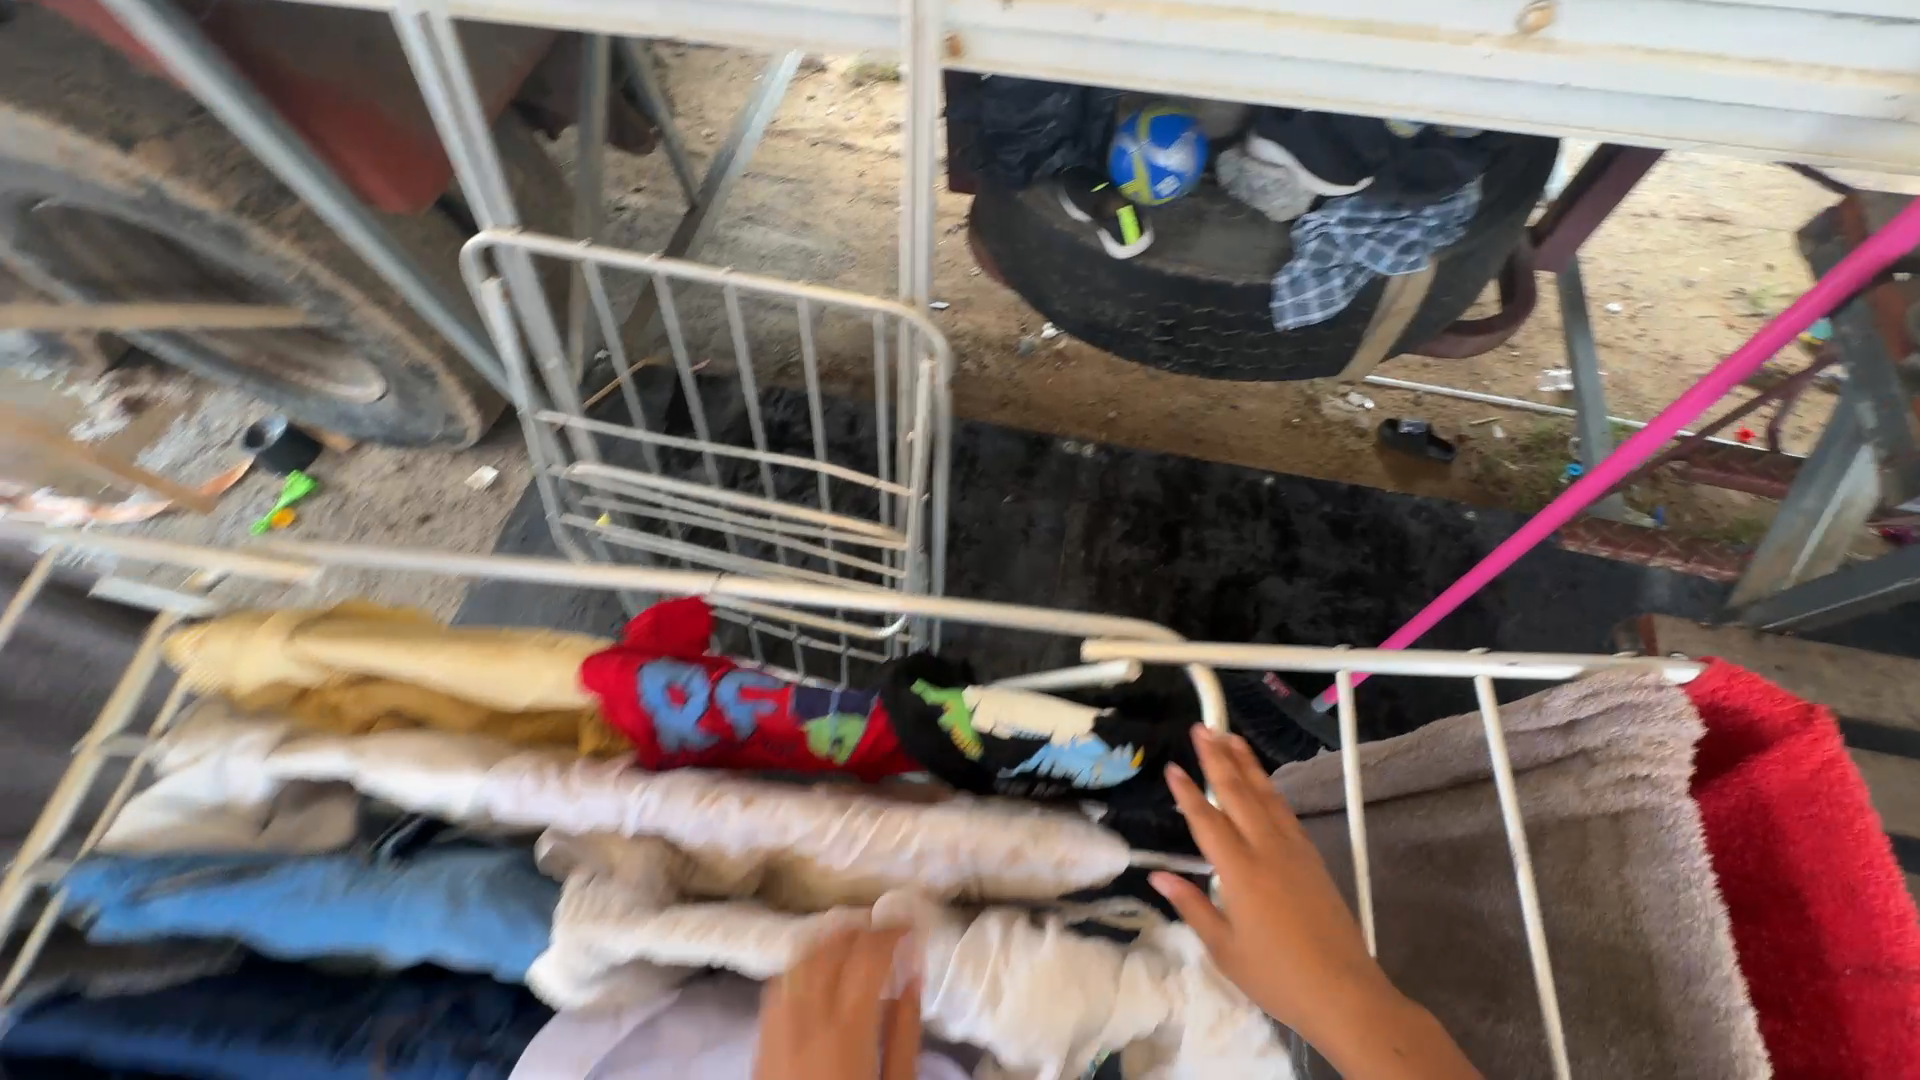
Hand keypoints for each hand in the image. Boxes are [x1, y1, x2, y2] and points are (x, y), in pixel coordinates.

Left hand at [755, 923, 922, 1079]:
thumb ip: (904, 1029)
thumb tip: (913, 976)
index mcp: (847, 1030)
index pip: (868, 957)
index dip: (890, 932)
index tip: (909, 924)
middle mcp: (807, 1020)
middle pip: (831, 950)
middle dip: (860, 930)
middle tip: (884, 928)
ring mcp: (779, 1030)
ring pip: (800, 961)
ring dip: (827, 939)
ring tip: (852, 936)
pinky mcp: (762, 1044)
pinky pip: (777, 986)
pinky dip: (799, 964)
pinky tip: (814, 967)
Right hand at [1151, 726, 1479, 1078]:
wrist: (1346, 994)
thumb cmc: (1278, 976)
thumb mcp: (1224, 949)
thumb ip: (1192, 905)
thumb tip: (1159, 875)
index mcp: (1241, 872)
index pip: (1207, 821)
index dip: (1188, 792)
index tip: (1173, 766)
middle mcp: (1267, 850)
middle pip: (1238, 794)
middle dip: (1217, 759)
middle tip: (1202, 727)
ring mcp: (1294, 850)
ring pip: (1265, 795)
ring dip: (1245, 763)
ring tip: (1230, 736)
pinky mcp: (1312, 857)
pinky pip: (1284, 811)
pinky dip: (1269, 788)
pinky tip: (1262, 780)